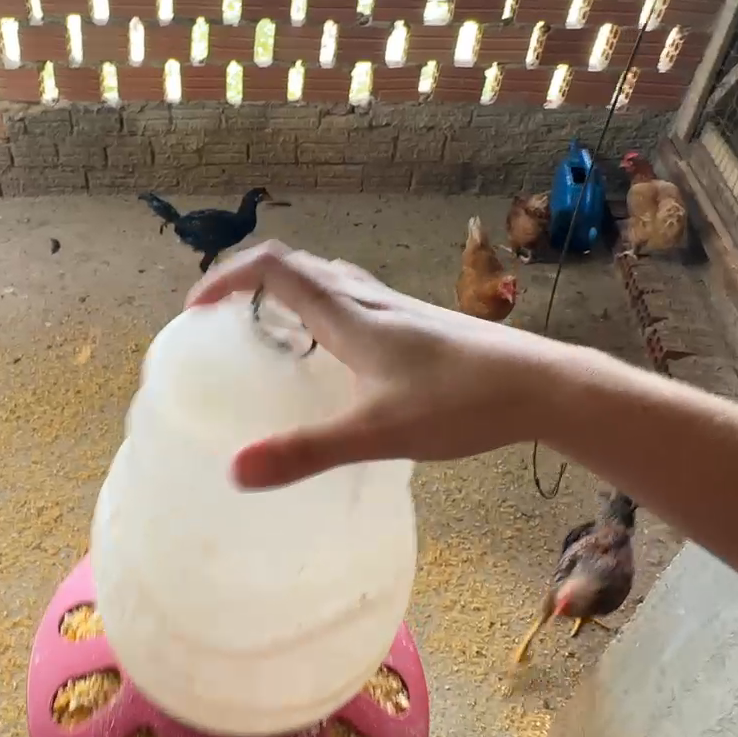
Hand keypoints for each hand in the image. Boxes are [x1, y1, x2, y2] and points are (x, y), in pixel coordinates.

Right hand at [187, 241, 578, 488]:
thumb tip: (234, 471)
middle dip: (249, 281)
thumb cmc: (460, 402)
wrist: (542, 386)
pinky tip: (331, 353)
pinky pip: (350, 299)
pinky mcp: (415, 324)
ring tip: (266, 331)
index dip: (227, 276)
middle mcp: (367, 299)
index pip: (274, 267)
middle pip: (297, 265)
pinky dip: (318, 309)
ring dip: (285, 291)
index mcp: (348, 313)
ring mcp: (395, 308)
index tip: (195, 309)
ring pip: (326, 280)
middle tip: (223, 320)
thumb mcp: (377, 432)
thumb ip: (306, 451)